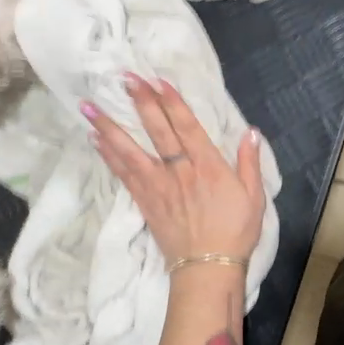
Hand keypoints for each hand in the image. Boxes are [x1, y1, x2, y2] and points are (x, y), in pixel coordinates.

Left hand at [84, 73, 267, 267]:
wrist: (208, 266)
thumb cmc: (236, 230)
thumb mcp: (255, 196)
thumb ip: (249, 163)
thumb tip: (251, 132)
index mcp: (208, 166)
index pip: (187, 127)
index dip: (172, 102)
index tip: (157, 81)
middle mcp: (179, 170)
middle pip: (157, 131)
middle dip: (140, 103)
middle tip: (123, 78)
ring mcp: (157, 185)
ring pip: (130, 150)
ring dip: (108, 126)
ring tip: (88, 106)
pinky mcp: (144, 201)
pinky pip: (122, 172)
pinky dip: (108, 154)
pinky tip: (95, 139)